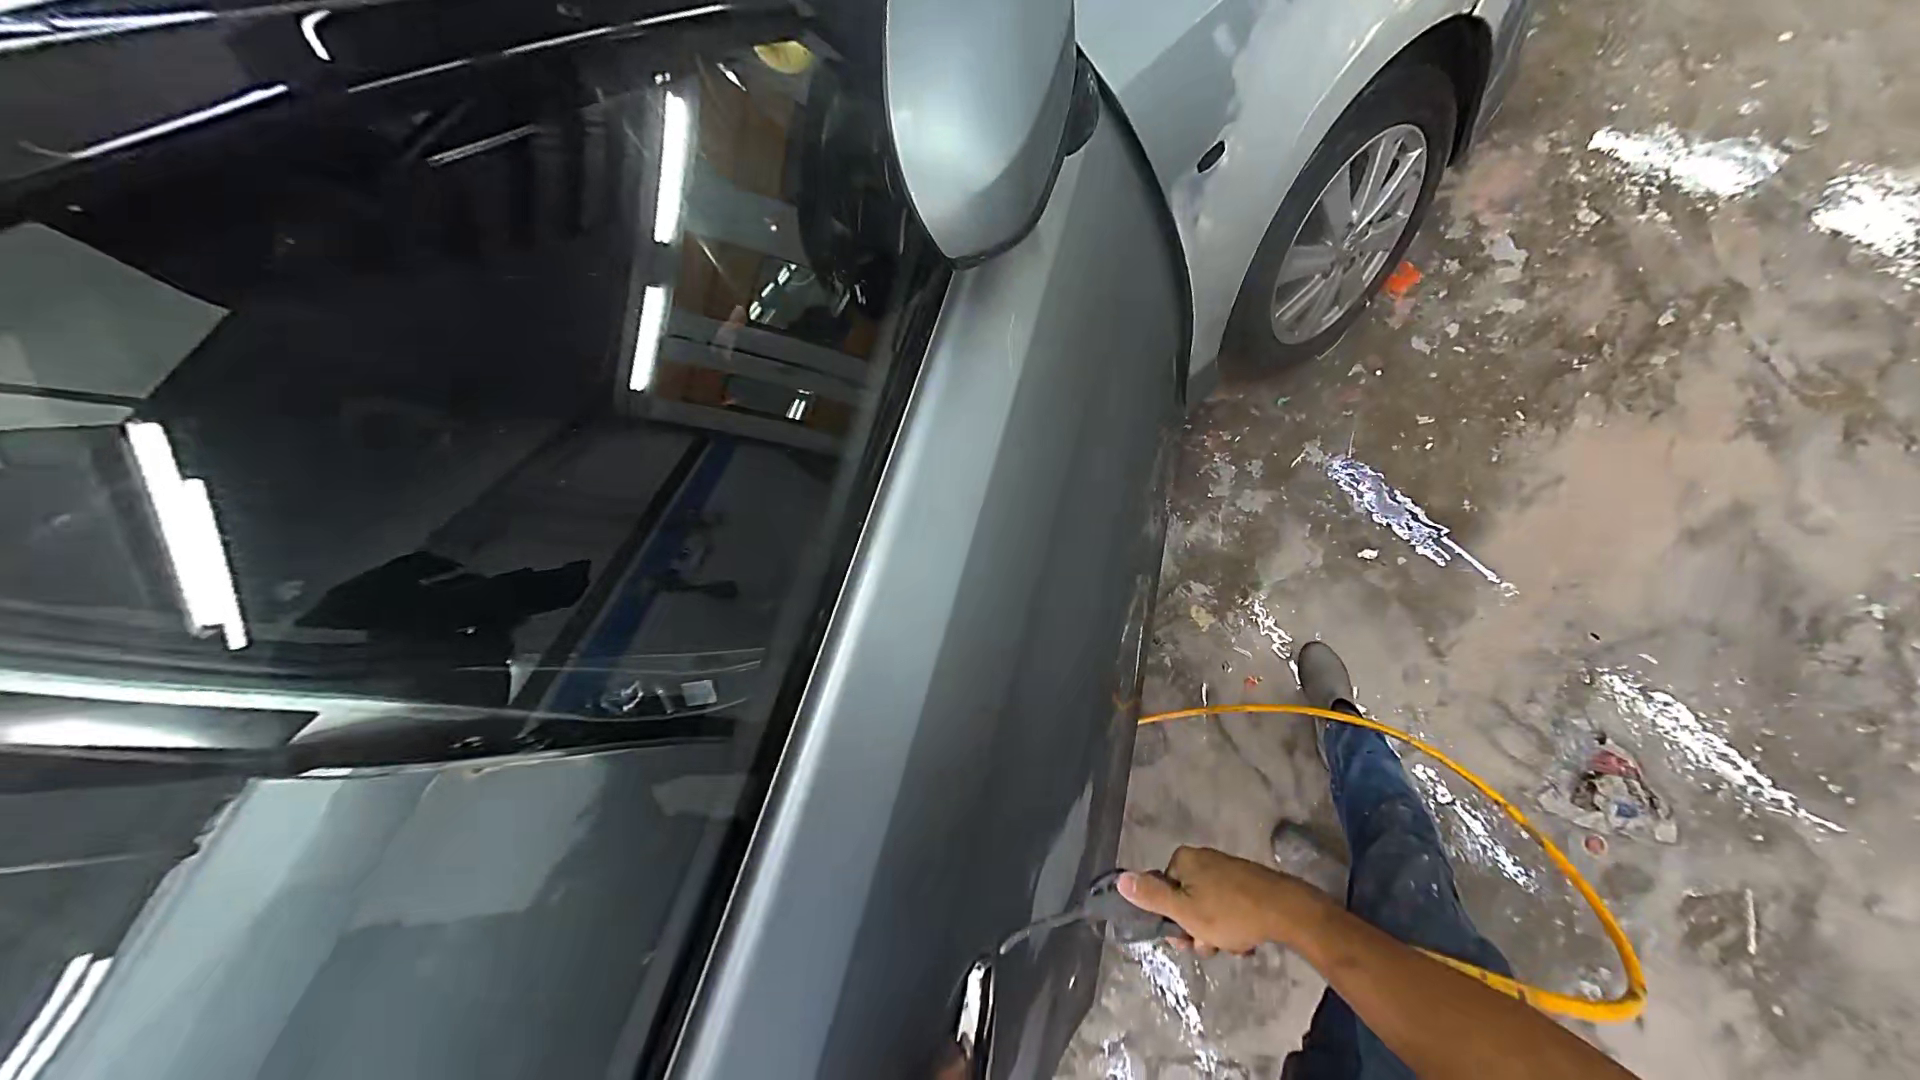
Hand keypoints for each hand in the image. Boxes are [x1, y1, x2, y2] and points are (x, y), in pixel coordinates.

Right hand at [1118, 845, 1320, 955]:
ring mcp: (1225, 868)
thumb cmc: (1230, 912)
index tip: (1187, 938)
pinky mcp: (1246, 881)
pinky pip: (1229, 905)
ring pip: (1208, 907)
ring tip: (1234, 944)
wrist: (1286, 910)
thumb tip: (1119, 879)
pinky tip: (1246, 938)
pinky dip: (1234, 923)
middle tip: (1213, 944)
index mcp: (1183, 860)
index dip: (1172, 919)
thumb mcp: (1184, 912)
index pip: (1164, 891)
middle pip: (1186, 900)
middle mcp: (1202, 858)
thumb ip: (1151, 896)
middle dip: (1197, 928)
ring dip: (1217, 931)